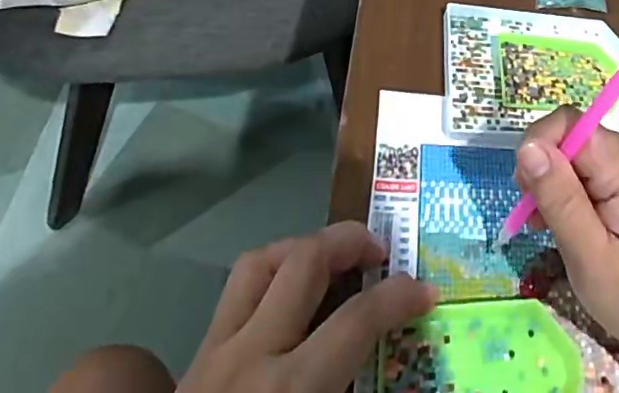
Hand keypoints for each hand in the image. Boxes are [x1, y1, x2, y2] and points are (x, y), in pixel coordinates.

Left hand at [179, 222, 435, 392]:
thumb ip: (354, 389)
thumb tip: (403, 377)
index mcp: (290, 392)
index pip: (357, 320)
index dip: (399, 297)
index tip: (424, 291)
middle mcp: (250, 357)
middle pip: (304, 262)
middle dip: (350, 241)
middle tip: (380, 251)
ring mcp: (214, 352)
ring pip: (259, 261)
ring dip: (303, 246)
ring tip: (334, 257)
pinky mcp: (195, 358)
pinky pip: (235, 291)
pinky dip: (269, 274)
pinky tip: (289, 294)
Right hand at [513, 109, 618, 355]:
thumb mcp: (590, 256)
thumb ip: (559, 198)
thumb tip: (527, 147)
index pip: (568, 123)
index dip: (538, 146)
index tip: (525, 190)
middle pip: (567, 135)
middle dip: (542, 170)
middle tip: (536, 218)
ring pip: (570, 150)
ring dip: (550, 183)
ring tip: (548, 226)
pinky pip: (581, 165)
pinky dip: (564, 188)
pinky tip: (562, 221)